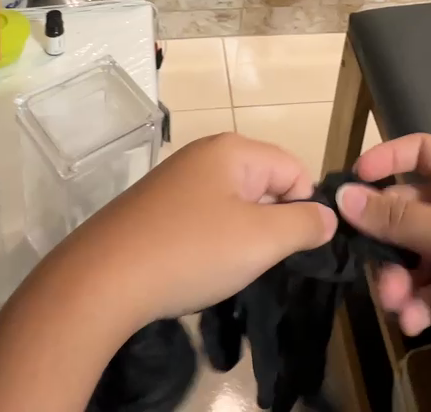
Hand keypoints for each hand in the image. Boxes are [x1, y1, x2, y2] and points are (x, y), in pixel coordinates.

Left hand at [47, 131, 337, 328]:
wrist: (102, 281)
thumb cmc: (190, 252)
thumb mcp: (260, 240)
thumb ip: (303, 224)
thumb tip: (328, 216)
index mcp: (233, 150)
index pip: (294, 169)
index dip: (304, 208)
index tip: (295, 248)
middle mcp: (205, 154)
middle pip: (263, 184)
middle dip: (270, 224)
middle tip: (259, 261)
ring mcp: (177, 180)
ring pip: (233, 204)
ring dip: (241, 237)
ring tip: (226, 268)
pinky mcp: (156, 207)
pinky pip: (204, 217)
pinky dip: (210, 243)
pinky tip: (197, 268)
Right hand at [337, 133, 430, 377]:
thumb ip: (397, 218)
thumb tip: (343, 195)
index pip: (422, 152)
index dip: (388, 158)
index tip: (353, 179)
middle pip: (404, 211)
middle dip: (383, 239)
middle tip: (365, 261)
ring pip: (407, 257)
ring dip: (395, 279)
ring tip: (396, 302)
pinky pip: (421, 293)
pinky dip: (413, 306)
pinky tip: (413, 322)